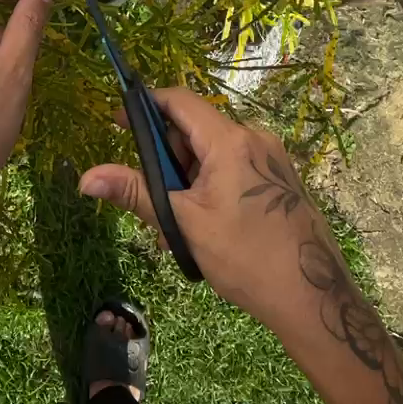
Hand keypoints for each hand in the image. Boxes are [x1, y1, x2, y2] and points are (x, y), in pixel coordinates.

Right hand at [77, 88, 316, 321]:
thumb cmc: (246, 258)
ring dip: (189, 178)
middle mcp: (254, 138)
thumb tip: (86, 180)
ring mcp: (272, 158)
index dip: (145, 106)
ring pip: (213, 152)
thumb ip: (134, 193)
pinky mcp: (282, 178)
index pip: (179, 100)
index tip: (118, 124)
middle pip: (194, 129)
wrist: (317, 302)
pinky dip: (212, 185)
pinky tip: (209, 225)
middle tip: (157, 200)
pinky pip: (235, 167)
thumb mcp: (183, 224)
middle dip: (168, 158)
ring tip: (182, 225)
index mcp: (230, 141)